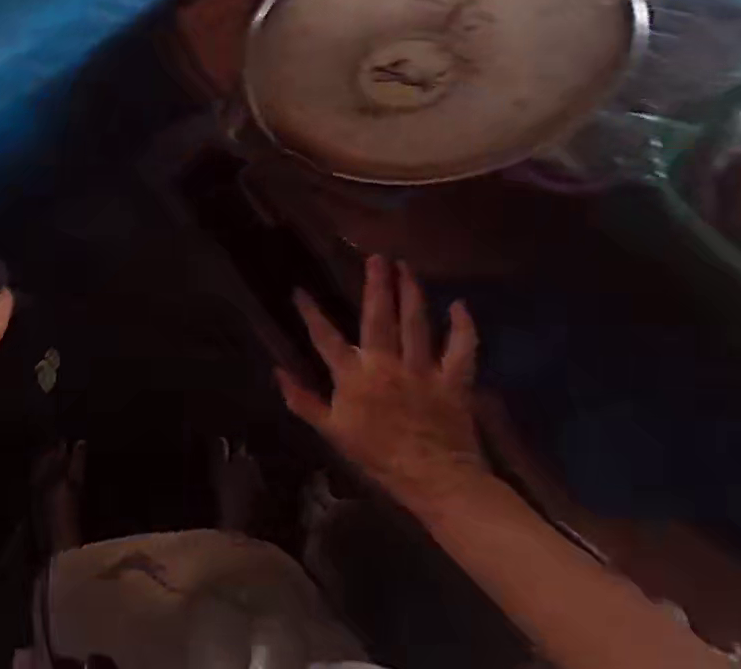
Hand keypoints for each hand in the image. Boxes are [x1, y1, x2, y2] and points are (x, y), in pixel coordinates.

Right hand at [277, 255, 485, 507]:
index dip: (310, 313)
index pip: (325, 337)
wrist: (439, 483)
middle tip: (375, 258)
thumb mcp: (331, 432)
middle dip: (376, 286)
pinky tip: (460, 306)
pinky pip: (462, 351)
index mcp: (353, 377)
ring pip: (417, 325)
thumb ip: (303, 400)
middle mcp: (386, 366)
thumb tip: (277, 371)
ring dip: (412, 294)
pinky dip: (463, 328)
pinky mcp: (454, 383)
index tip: (299, 290)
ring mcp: (423, 372)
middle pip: (378, 318)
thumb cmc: (378, 456)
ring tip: (406, 268)